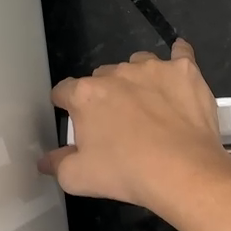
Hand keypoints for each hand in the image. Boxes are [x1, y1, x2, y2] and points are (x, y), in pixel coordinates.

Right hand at [38, 40, 230, 208]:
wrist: (184, 171)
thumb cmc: (127, 173)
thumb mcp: (79, 178)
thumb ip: (57, 164)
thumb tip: (45, 160)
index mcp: (86, 95)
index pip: (64, 91)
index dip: (66, 105)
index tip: (75, 120)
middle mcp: (117, 73)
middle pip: (103, 77)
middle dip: (105, 95)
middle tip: (118, 123)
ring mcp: (154, 68)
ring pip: (138, 64)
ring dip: (137, 79)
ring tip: (149, 105)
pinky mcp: (184, 71)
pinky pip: (181, 53)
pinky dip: (178, 57)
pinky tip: (179, 68)